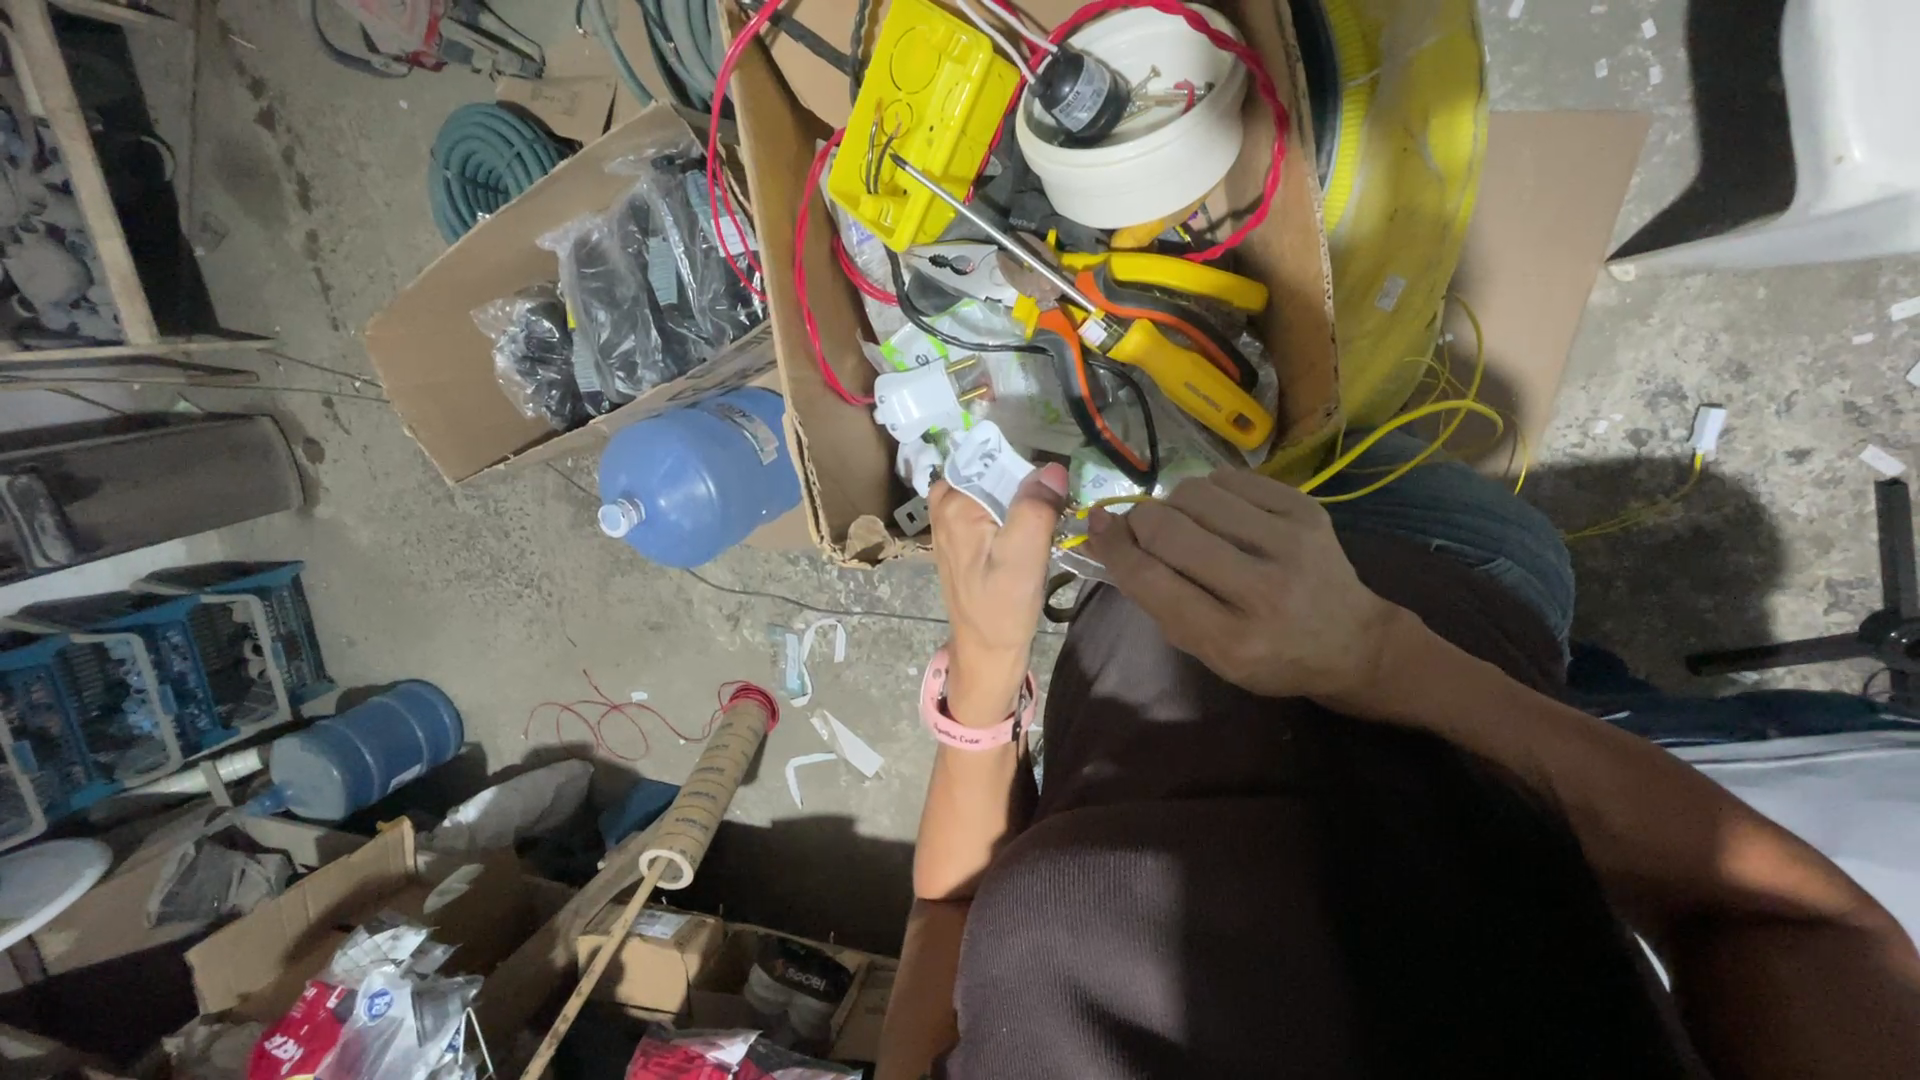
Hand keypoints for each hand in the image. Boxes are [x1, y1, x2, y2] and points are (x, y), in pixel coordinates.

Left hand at [930, 463, 1068, 724]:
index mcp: (953, 503)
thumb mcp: (1024, 557)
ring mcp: (951, 522)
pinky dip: (1011, 510)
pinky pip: (990, 506)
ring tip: (1048, 507)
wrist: (986, 650)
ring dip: (1019, 493)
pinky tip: (1033, 525)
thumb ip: (1035, 508)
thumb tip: (1052, 468)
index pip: (989, 455)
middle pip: (989, 468)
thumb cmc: (1002, 607)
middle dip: (1021, 475)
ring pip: (991, 487)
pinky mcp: (964, 538)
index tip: (1049, 475)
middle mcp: (944, 505)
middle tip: (1054, 493)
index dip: (1022, 459)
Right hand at [1085, 468, 1405, 701]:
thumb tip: (1102, 536)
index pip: (1151, 580)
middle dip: (1140, 521)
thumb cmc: (1266, 655)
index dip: (1113, 547)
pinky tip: (1218, 512)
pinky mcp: (1307, 510)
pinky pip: (1230, 478)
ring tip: (1185, 522)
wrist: (1351, 641)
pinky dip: (1209, 491)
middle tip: (1141, 529)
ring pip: (1196, 493)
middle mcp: (1264, 590)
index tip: (1096, 527)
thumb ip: (1154, 598)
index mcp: (1232, 639)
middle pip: (1169, 529)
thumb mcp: (1205, 650)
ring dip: (1173, 503)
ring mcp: (1292, 544)